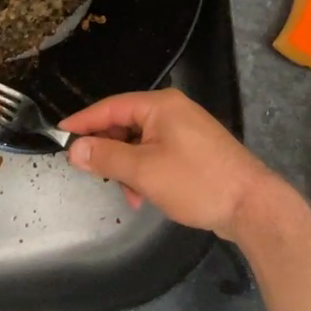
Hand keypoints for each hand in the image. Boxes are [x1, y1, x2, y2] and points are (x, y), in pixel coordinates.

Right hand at [59, 89, 282, 243]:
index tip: (59, 134)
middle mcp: (173, 110)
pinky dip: (146, 172)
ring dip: (129, 168)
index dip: (83, 121)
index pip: (111, 107)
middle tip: (98, 176)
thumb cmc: (196, 182)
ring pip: (140, 143)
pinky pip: (157, 153)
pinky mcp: (194, 150)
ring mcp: (186, 129)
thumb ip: (106, 157)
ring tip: (132, 196)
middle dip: (110, 153)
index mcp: (160, 105)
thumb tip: (75, 148)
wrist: (251, 205)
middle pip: (125, 124)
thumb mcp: (144, 171)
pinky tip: (147, 196)